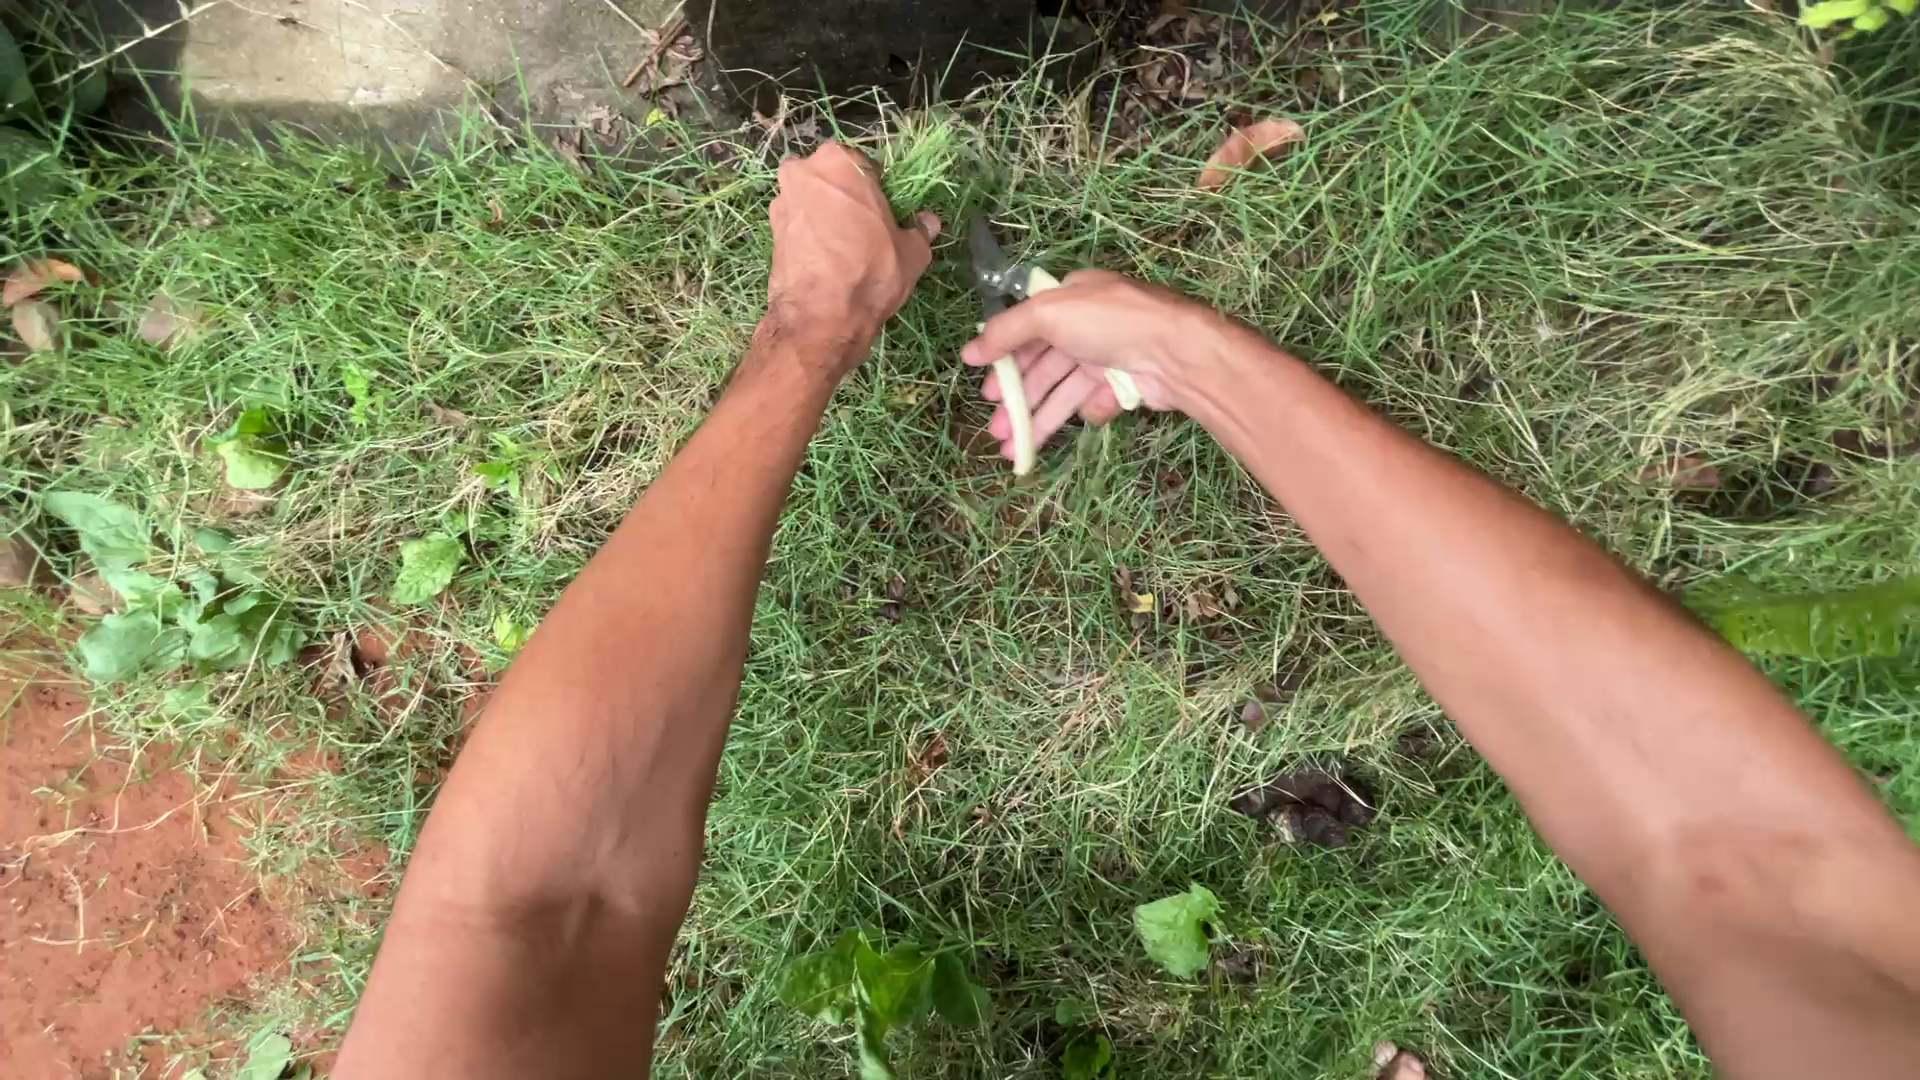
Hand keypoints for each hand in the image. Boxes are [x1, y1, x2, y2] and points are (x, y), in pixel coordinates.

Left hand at [766, 142, 940, 363]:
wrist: (822, 317)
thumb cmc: (871, 272)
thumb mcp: (911, 253)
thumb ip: (920, 231)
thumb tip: (929, 222)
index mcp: (839, 160)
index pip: (866, 168)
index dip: (878, 195)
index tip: (885, 219)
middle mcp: (803, 171)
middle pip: (833, 183)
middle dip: (848, 203)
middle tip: (866, 236)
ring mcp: (781, 203)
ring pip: (813, 206)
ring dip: (828, 222)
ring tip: (846, 255)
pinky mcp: (770, 234)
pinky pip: (800, 230)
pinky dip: (812, 242)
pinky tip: (827, 265)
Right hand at [960, 271, 1226, 461]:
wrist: (1175, 352)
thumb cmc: (1109, 323)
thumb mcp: (1048, 314)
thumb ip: (1006, 332)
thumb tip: (968, 352)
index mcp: (1071, 299)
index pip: (1028, 329)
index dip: (1005, 359)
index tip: (987, 389)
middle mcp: (1087, 326)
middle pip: (1043, 367)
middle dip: (1017, 400)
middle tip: (997, 428)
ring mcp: (1107, 357)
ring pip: (1063, 391)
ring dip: (1037, 418)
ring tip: (1013, 446)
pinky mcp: (1124, 385)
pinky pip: (1096, 401)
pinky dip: (1088, 410)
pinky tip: (1087, 416)